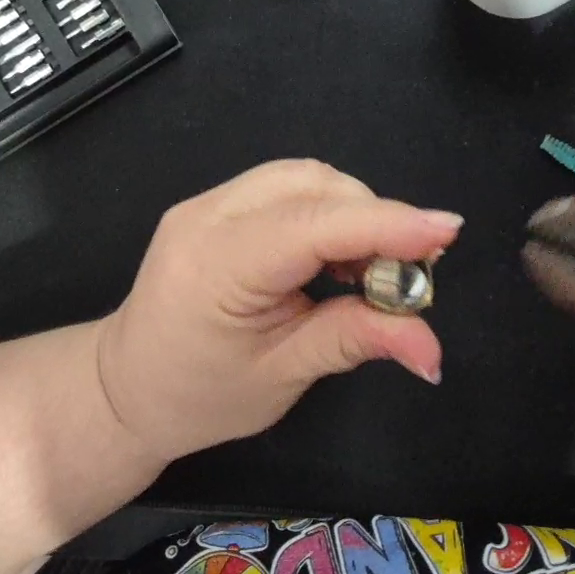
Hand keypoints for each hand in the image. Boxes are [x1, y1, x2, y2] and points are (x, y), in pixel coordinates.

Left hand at [95, 160, 460, 462]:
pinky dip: (326, 212)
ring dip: (352, 211)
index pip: (311, 226)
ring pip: (301, 177)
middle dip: (373, 218)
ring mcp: (205, 203)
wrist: (126, 384)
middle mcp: (206, 216)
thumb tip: (432, 347)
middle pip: (310, 184)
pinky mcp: (213, 204)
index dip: (384, 224)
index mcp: (215, 266)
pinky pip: (284, 188)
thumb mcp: (282, 375)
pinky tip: (336, 257)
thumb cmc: (198, 396)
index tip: (448, 231)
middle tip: (410, 274)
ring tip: (372, 271)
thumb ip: (355, 341)